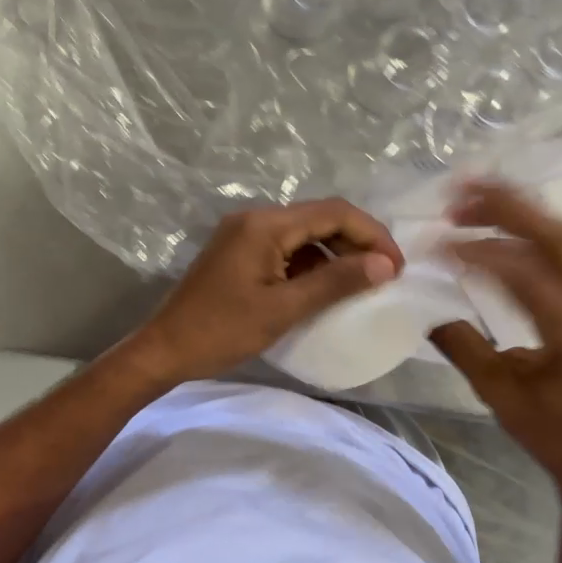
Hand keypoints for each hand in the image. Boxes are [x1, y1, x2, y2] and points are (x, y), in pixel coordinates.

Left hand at [125, 198, 402, 385]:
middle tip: (384, 277)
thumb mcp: (283, 309)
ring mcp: (242, 236)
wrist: (165, 350)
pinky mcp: (237, 254)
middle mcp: (254, 219)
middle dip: (356, 243)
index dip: (371, 235)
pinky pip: (284, 250)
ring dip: (334, 255)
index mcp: (264, 225)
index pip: (333, 212)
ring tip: (361, 284)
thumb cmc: (221, 331)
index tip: (396, 267)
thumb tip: (384, 265)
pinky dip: (309, 265)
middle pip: (319, 219)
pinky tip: (325, 289)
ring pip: (303, 235)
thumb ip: (335, 283)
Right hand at [428, 181, 561, 491]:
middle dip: (506, 208)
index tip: (438, 245)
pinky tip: (498, 231)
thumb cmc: (550, 430)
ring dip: (519, 214)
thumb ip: (462, 346)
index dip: (479, 252)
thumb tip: (425, 310)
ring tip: (472, 201)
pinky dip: (528, 235)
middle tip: (457, 196)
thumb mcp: (497, 391)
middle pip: (555, 236)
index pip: (526, 273)